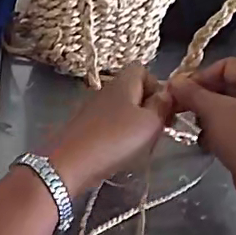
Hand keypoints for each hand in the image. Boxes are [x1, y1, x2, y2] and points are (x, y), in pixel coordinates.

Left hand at [40, 63, 174, 194]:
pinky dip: (118, 135)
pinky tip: (120, 152)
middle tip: (156, 130)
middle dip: (148, 109)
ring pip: (122, 110)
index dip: (158, 86)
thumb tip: (167, 93)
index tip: (165, 108)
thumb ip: (163, 105)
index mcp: (123, 82)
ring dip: (135, 125)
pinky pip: (109, 125)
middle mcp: (106, 90)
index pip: (143, 70)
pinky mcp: (83, 128)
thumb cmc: (115, 140)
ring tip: (140, 145)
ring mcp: (92, 109)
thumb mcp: (150, 122)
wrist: (69, 164)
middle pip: (133, 91)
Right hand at [168, 58, 235, 211]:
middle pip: (231, 85)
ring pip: (234, 108)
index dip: (200, 76)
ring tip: (198, 132)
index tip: (180, 94)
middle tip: (183, 112)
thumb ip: (193, 94)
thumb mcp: (215, 113)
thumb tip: (174, 81)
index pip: (227, 65)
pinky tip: (211, 145)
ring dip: (212, 117)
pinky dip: (224, 131)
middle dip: (204, 98)